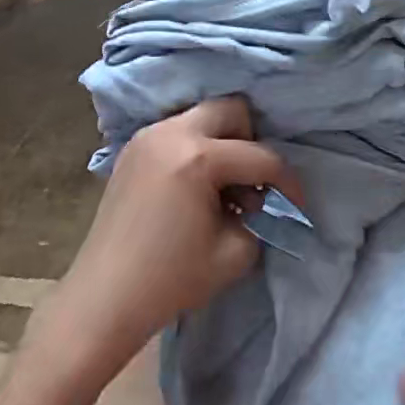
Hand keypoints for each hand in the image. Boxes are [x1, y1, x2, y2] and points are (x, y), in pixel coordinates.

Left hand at [28, 97, 301, 381]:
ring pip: (201, 117)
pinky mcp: (132, 148)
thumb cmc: (171, 279)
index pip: (260, 156)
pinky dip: (195, 150)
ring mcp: (147, 136)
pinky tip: (194, 189)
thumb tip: (259, 201)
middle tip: (252, 184)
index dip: (288, 182)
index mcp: (197, 156)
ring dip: (222, 144)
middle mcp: (171, 132)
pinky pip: (177, 132)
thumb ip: (260, 217)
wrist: (106, 295)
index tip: (298, 205)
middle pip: (230, 109)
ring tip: (222, 191)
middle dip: (251, 142)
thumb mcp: (235, 252)